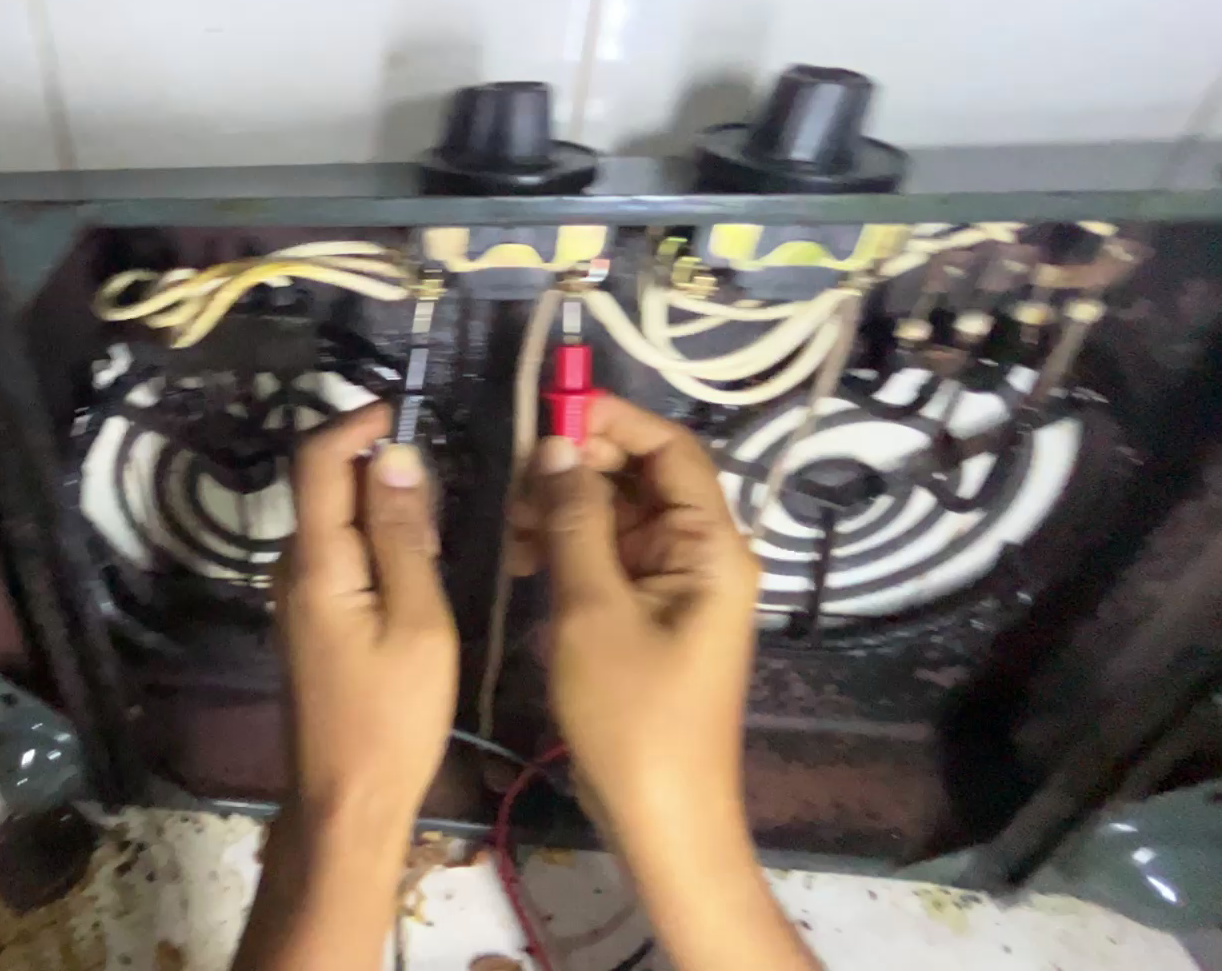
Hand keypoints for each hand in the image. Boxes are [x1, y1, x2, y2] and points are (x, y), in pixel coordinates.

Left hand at [275, 403, 458, 823]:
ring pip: (330, 518)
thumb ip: (401, 535)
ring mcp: (294, 591)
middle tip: (436, 467)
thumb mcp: (417, 620)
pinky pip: (334, 551)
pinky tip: (409, 553)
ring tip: (434, 508)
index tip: (402, 410)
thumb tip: (394, 456)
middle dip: (371, 461)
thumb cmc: (393, 714)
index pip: (316, 462)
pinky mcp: (307, 614)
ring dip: (373, 498)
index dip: (353, 425)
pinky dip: (368, 534)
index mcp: (316, 561)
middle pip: (321, 485)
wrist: (347, 795)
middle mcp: (292, 566)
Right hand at [513, 395, 760, 821]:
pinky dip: (563, 544)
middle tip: (516, 476)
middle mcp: (696, 553)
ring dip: (562, 507)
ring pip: (613, 514)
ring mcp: (668, 581)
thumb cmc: (632, 712)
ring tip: (511, 523)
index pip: (671, 451)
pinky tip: (522, 555)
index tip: (550, 409)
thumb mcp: (593, 608)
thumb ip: (575, 521)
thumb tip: (554, 447)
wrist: (656, 812)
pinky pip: (602, 552)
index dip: (614, 420)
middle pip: (639, 478)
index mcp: (709, 547)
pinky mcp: (640, 606)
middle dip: (576, 468)